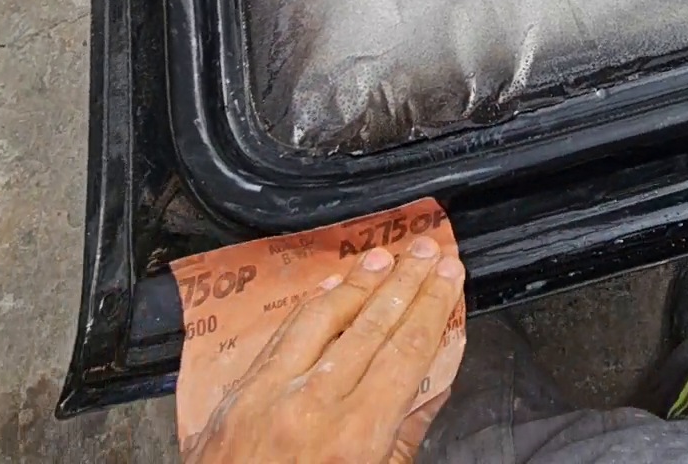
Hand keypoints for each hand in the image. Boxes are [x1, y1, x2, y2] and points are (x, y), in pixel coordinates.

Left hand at [186, 236, 464, 463]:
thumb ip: (405, 435)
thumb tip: (436, 376)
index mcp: (354, 439)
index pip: (407, 350)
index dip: (434, 304)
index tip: (450, 271)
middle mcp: (312, 407)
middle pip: (372, 325)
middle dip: (405, 281)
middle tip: (427, 247)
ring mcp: (268, 396)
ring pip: (323, 318)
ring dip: (360, 282)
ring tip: (386, 256)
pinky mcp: (236, 396)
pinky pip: (281, 336)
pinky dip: (311, 306)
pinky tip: (332, 285)